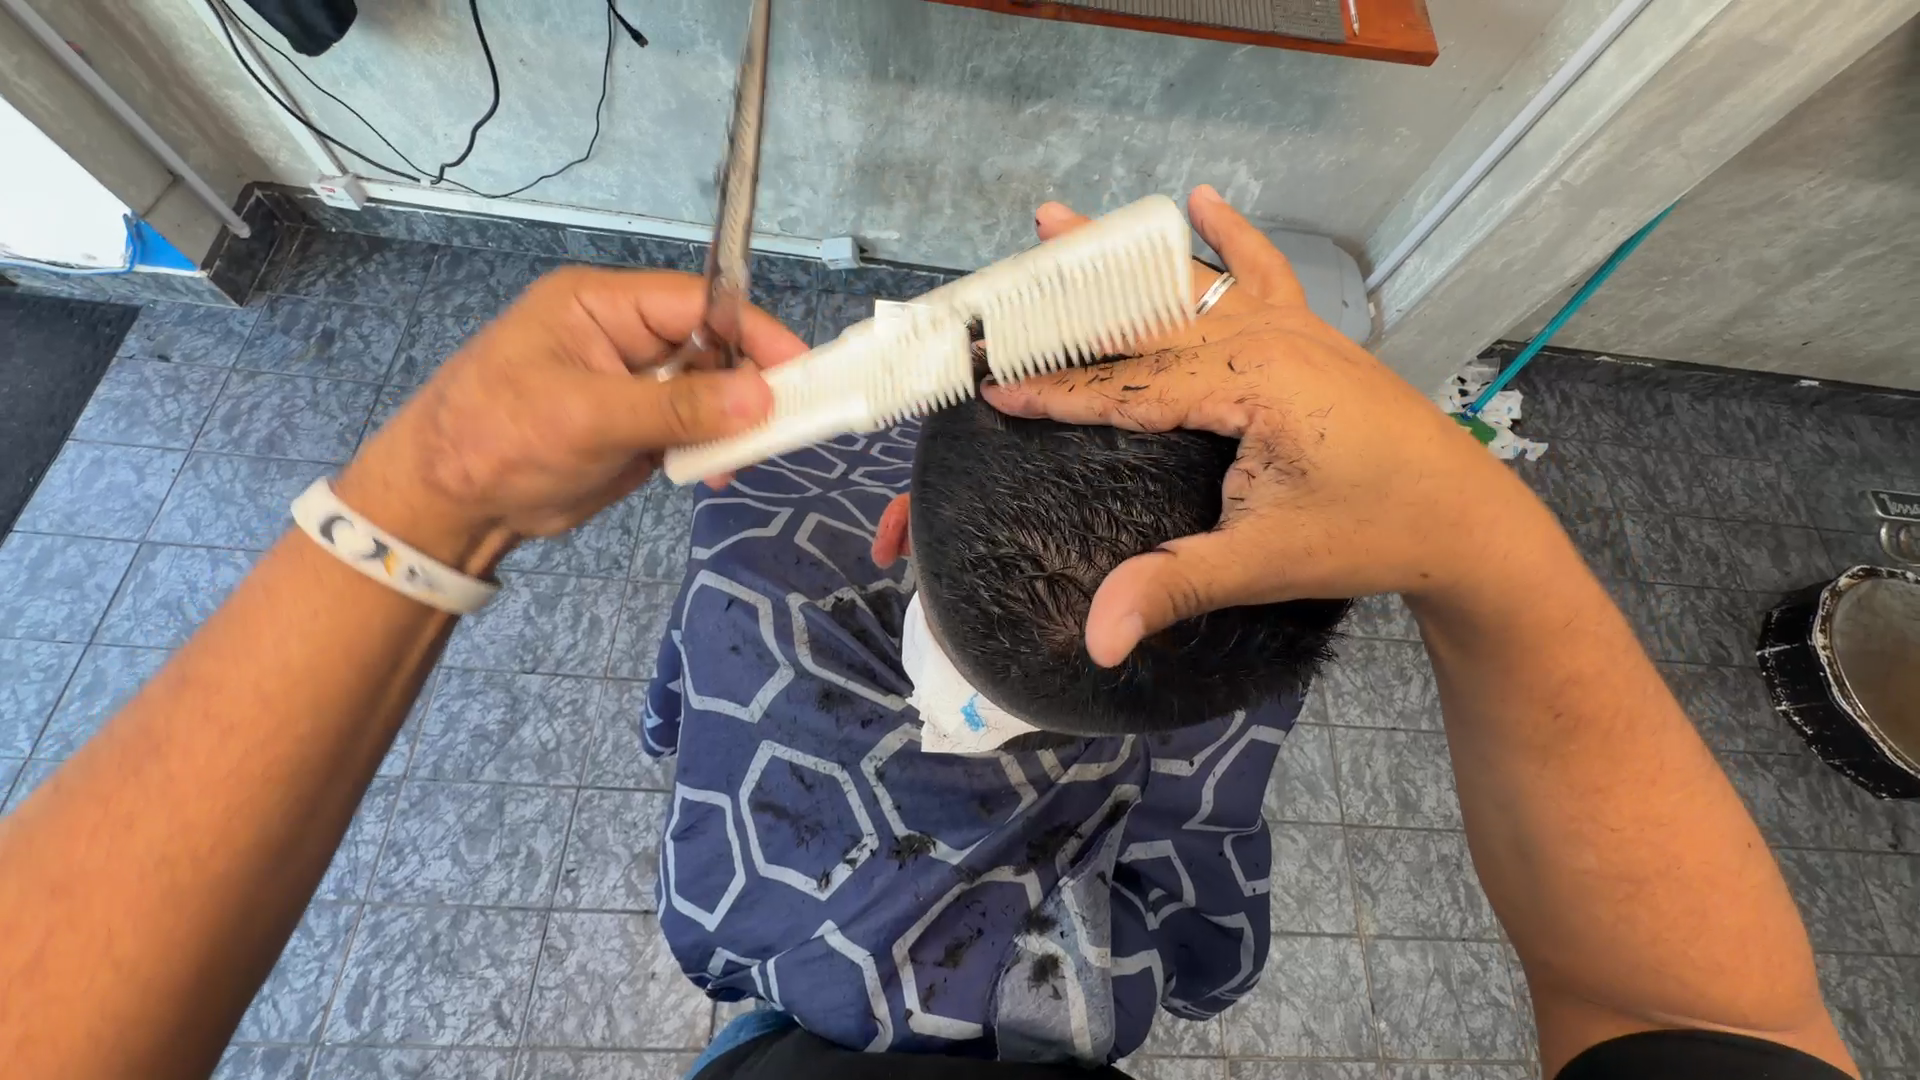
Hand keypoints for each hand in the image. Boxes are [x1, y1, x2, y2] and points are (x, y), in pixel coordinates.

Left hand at [339, 268, 806, 569]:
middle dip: (748, 386)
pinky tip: (715, 473)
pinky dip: (716, 450)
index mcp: (605, 307)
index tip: (800, 369)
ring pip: (713, 393)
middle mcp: (627, 338)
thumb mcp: (590, 417)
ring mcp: (638, 385)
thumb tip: (762, 398)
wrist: (452, 505)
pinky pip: (698, 429)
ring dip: (734, 425)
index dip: (754, 332)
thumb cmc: (501, 440)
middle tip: (780, 426)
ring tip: (740, 460)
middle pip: (714, 347)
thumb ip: (680, 407)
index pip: (699, 304)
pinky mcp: (643, 427)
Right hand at [984, 186, 1532, 665]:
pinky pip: (1263, 270)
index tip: (994, 385)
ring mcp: (1293, 327)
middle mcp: (1266, 338)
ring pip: (1187, 285)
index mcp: (1250, 383)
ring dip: (1121, 256)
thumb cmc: (1366, 538)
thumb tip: (1094, 642)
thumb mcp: (1261, 564)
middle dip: (1067, 306)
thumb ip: (1172, 587)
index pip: (1128, 385)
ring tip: (1060, 220)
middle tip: (1002, 286)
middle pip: (1144, 319)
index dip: (1058, 390)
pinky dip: (1231, 236)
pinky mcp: (1311, 334)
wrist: (1467, 522)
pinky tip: (1204, 200)